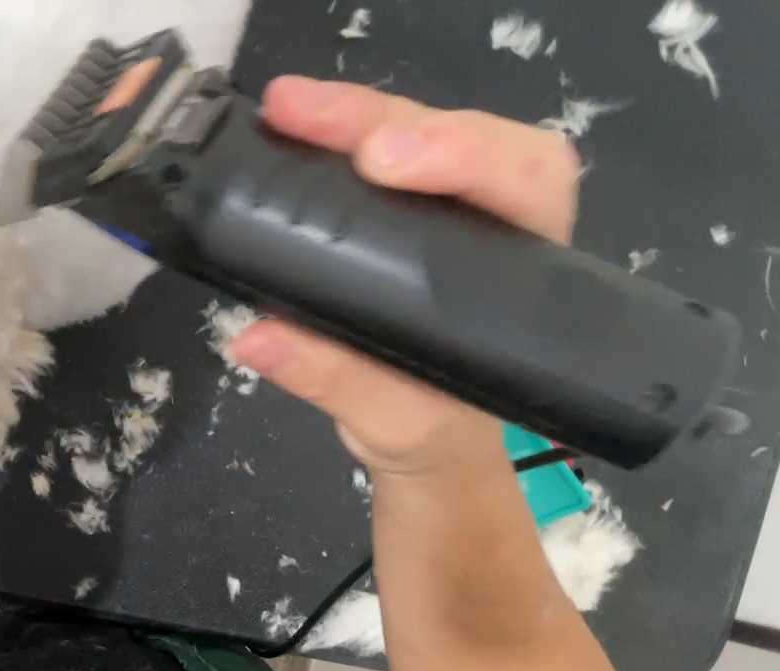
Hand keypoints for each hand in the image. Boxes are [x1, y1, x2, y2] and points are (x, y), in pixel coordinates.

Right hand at [231, 76, 582, 478]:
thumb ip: (338, 381)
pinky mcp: (395, 225)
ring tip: (282, 112)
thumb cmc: (435, 434)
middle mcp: (488, 227)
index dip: (463, 152)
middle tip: (297, 112)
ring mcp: (440, 219)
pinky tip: (284, 139)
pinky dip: (326, 149)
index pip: (523, 178)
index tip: (384, 163)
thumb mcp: (394, 422)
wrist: (429, 448)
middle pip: (457, 137)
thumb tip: (256, 338)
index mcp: (522, 272)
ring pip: (411, 139)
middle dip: (379, 117)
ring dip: (348, 119)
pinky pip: (369, 169)